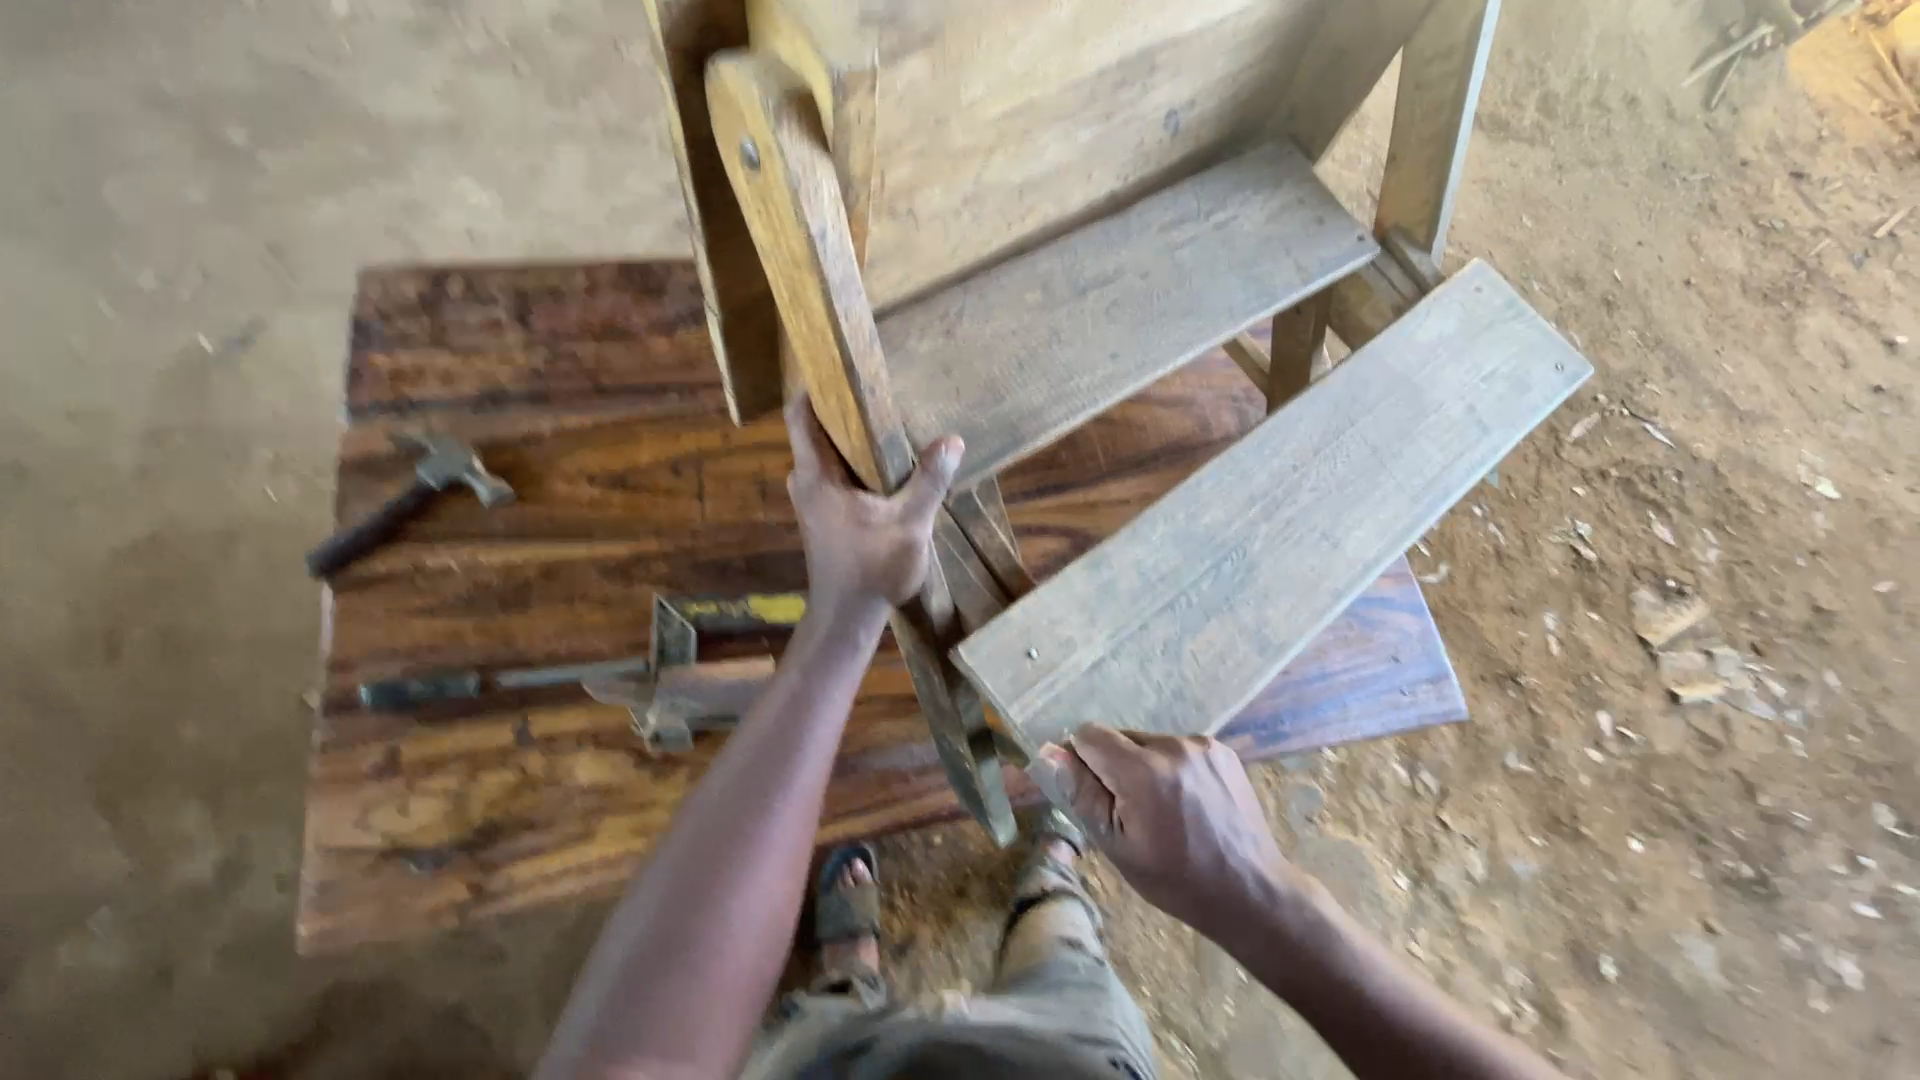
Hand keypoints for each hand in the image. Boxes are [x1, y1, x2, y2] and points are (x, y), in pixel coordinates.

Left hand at [784, 395, 961, 616]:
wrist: (848, 617)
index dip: (815, 385)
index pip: (800, 414)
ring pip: (828, 452)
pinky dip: (855, 460)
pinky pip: (835, 472)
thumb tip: (952, 440)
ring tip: (888, 417)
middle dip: (845, 407)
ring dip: (853, 436)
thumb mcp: (909, 525)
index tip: (842, 364)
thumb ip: (929, 481)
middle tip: (880, 386)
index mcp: (816, 475)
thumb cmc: (872, 570)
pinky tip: (886, 460)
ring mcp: (812, 498)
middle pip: (817, 428)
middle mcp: (806, 481)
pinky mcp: (824, 513)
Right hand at [1032, 726, 1303, 941]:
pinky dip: (1172, 768)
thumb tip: (1051, 753)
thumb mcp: (1116, 846)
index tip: (1095, 793)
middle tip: (1132, 812)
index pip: (1089, 734)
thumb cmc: (1174, 879)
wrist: (1250, 891)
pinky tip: (1188, 803)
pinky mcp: (1222, 750)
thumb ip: (1081, 794)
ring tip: (1164, 810)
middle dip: (1115, 767)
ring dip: (1144, 766)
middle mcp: (1174, 746)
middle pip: (1120, 738)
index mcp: (1144, 772)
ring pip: (1148, 743)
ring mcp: (1203, 745)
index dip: (1082, 760)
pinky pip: (1177, 749)